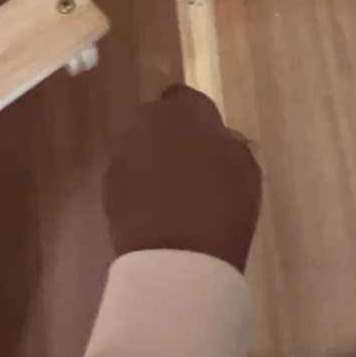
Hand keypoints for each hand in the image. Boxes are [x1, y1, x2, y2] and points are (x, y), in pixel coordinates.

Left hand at [103, 85, 262, 272]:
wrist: (179, 259)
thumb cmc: (223, 207)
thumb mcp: (247, 171)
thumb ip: (234, 146)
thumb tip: (225, 141)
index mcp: (184, 112)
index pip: (186, 97)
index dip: (198, 117)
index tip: (210, 139)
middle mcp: (147, 123)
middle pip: (157, 119)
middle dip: (170, 133)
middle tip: (192, 162)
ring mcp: (122, 155)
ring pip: (139, 146)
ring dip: (153, 158)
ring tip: (173, 189)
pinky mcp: (108, 186)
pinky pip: (128, 174)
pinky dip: (139, 184)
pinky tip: (156, 208)